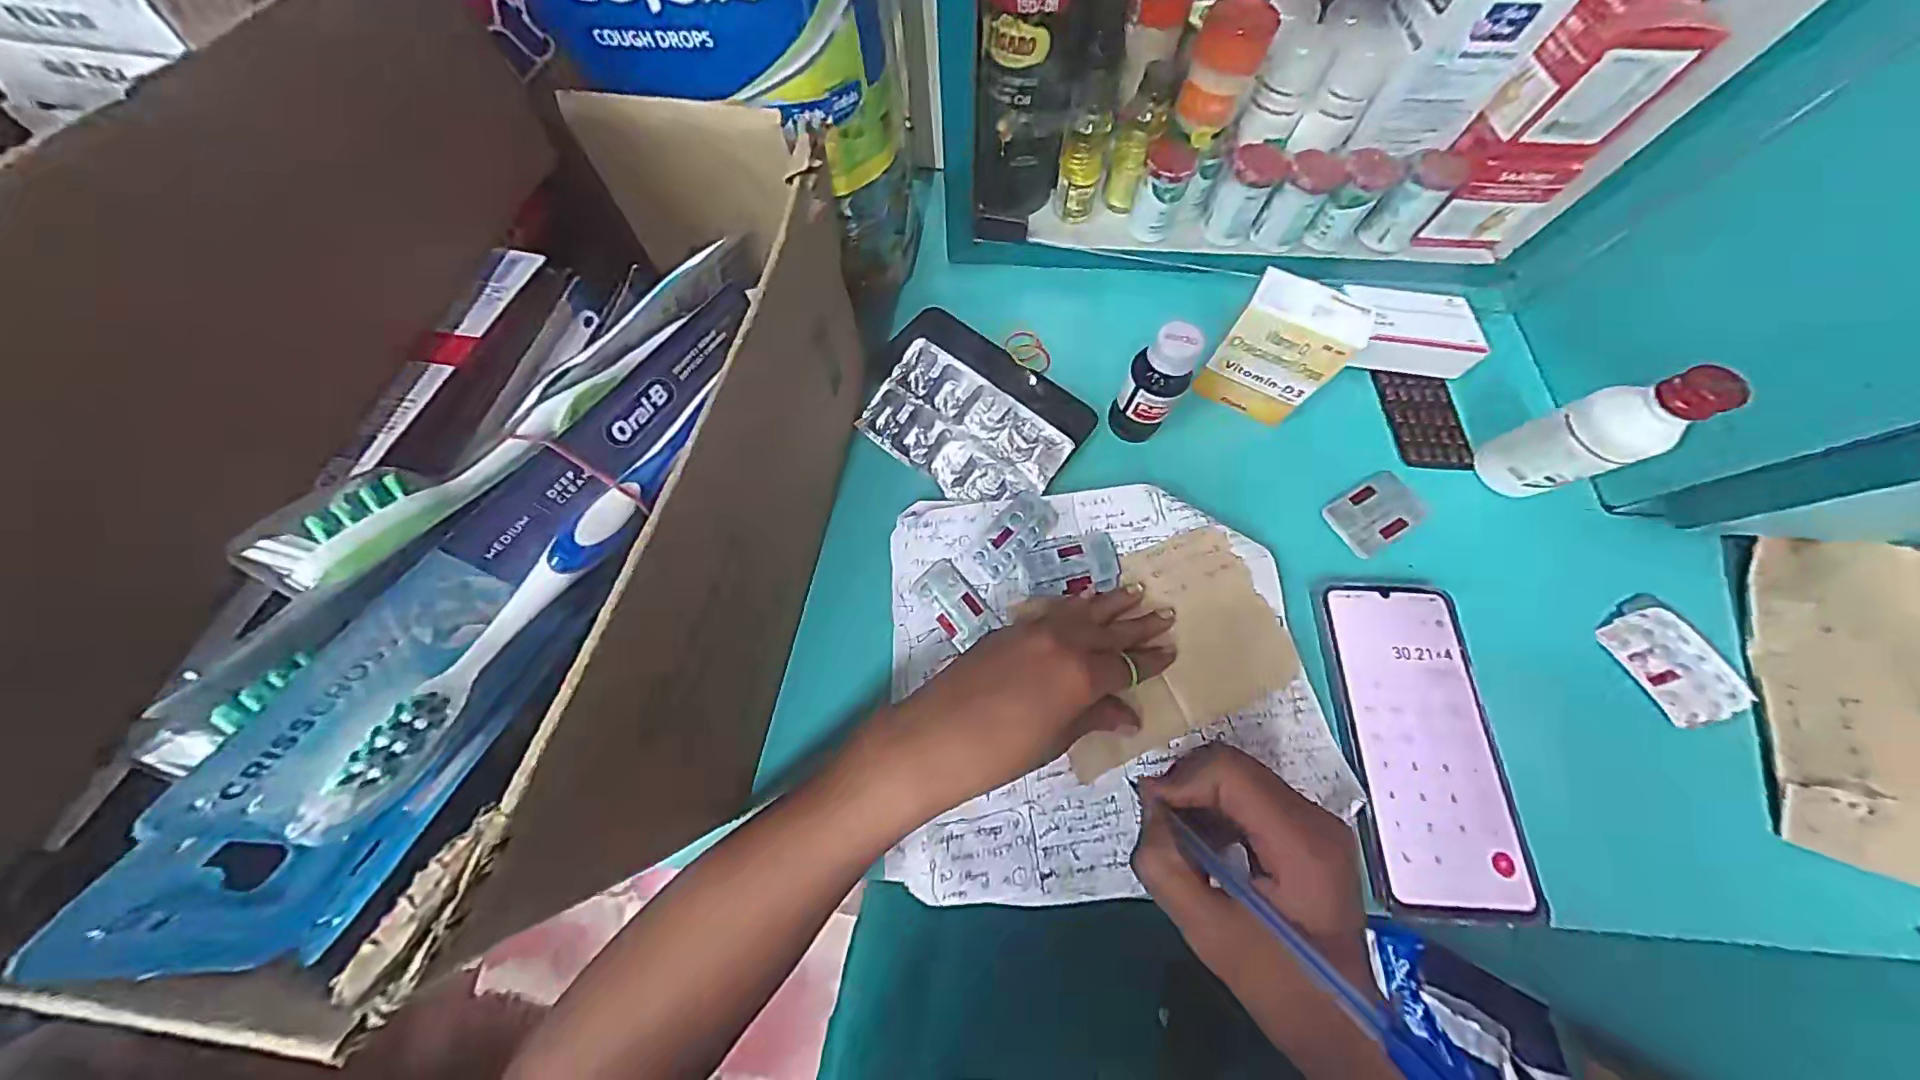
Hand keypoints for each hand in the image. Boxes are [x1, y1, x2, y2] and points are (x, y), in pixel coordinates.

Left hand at [866, 586, 1175, 817]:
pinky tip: (1083, 603)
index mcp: (1081, 675)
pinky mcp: (1009, 629)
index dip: (1149, 660)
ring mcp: (1033, 631)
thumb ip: (1093, 717)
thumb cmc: (1001, 753)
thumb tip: (1128, 714)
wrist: (935, 736)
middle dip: (1138, 624)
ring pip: (1081, 611)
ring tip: (1134, 593)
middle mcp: (1062, 643)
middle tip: (1165, 613)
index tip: (1170, 650)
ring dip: (1109, 604)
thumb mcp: (1055, 739)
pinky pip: (1052, 611)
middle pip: (1109, 631)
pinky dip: (1074, 606)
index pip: (1125, 664)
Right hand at [1131, 745, 1368, 987]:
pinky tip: (1206, 848)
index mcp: (1302, 841)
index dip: (1179, 783)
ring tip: (1182, 844)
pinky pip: (1246, 797)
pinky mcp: (1306, 831)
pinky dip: (1214, 811)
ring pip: (1235, 778)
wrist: (1337, 1023)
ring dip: (1197, 801)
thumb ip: (1165, 865)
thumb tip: (1151, 808)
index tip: (1152, 815)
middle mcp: (1315, 817)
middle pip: (1230, 767)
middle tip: (1162, 831)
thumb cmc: (1279, 984)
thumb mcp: (1207, 932)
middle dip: (1185, 790)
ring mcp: (1315, 822)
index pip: (1227, 771)